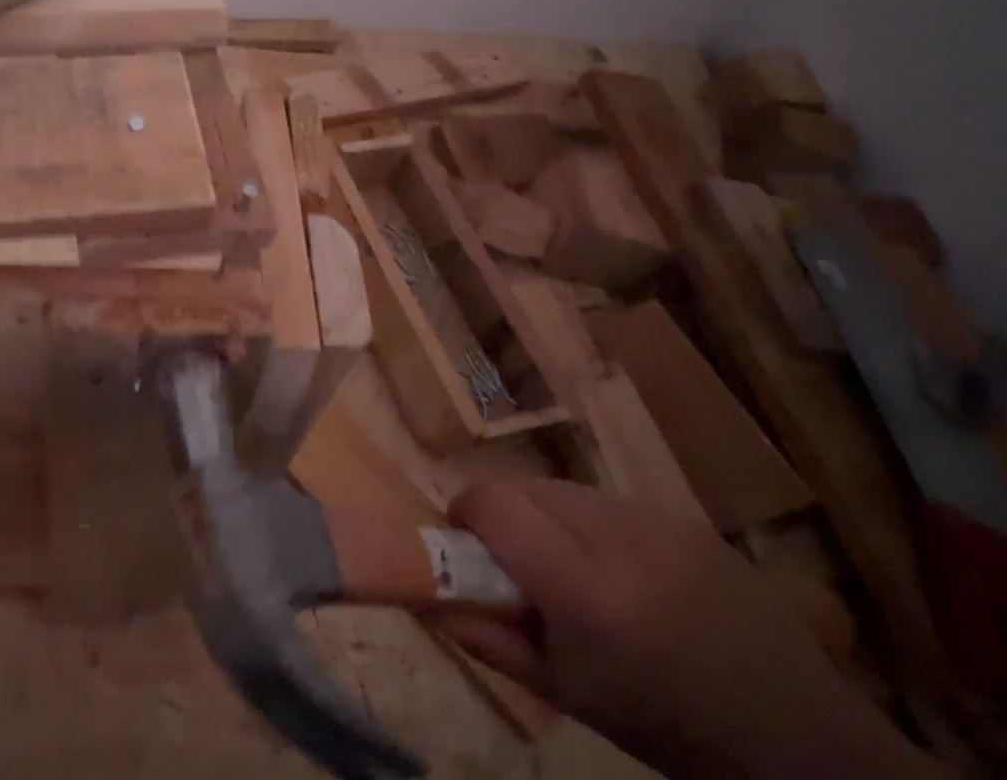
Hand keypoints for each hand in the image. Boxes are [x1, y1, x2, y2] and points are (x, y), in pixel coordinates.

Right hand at [431, 479, 940, 779]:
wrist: (792, 734)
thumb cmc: (659, 719)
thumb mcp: (560, 691)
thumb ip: (485, 637)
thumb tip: (428, 596)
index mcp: (583, 587)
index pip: (494, 505)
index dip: (464, 514)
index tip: (460, 544)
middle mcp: (619, 537)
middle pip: (524, 487)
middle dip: (500, 514)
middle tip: (508, 563)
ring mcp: (661, 522)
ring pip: (564, 489)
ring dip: (543, 516)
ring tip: (564, 568)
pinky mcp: (688, 520)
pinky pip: (608, 502)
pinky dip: (587, 523)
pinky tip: (615, 570)